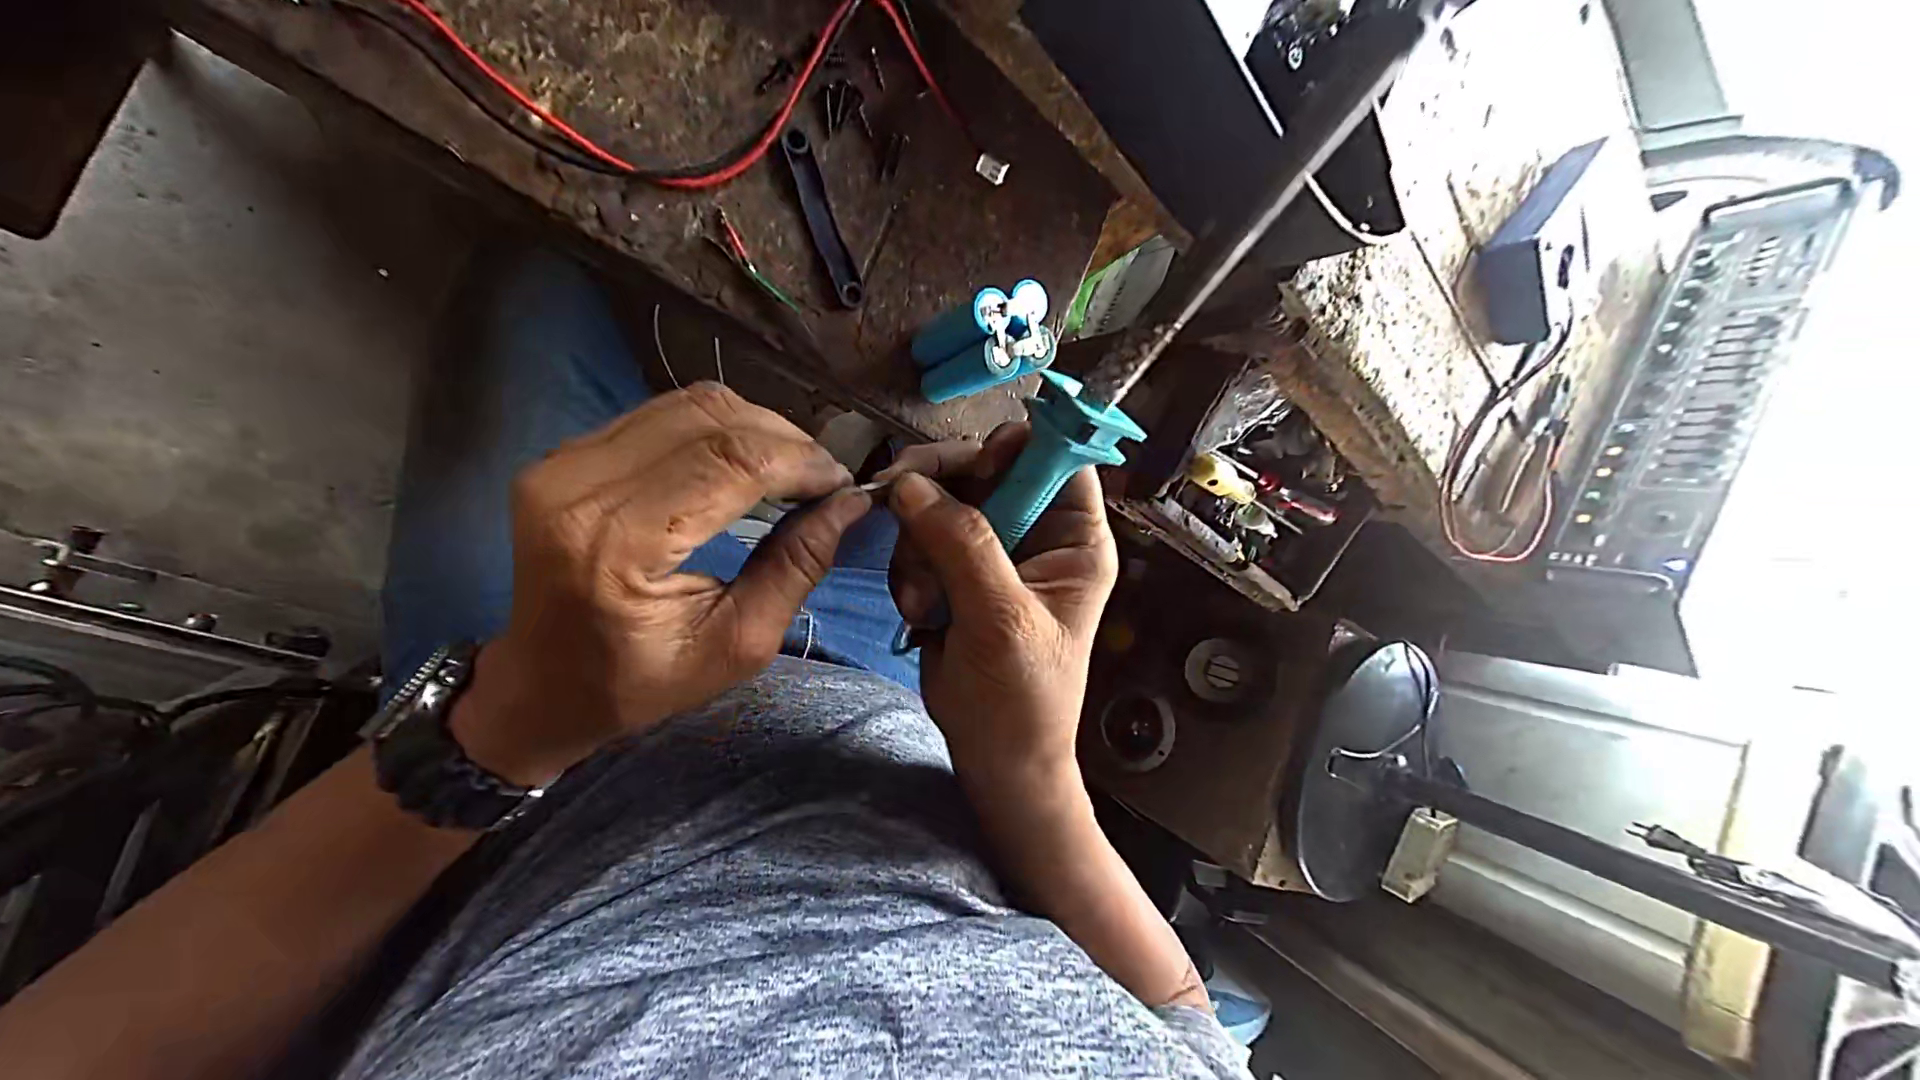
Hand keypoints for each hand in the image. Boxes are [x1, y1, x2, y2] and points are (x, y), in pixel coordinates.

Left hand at [453, 383, 865, 784]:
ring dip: (758, 428)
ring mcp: (565, 460)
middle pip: (713, 420)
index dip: (800, 462)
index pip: (731, 462)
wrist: (542, 686)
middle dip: (787, 441)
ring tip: (791, 468)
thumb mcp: (738, 644)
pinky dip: (721, 428)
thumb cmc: (641, 682)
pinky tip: (746, 461)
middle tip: (824, 478)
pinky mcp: (567, 453)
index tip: (842, 485)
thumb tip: (849, 504)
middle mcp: (581, 484)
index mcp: (619, 543)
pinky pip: (664, 413)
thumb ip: (796, 567)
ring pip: (691, 404)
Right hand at [881, 424, 1118, 793]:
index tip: (976, 469)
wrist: (993, 752)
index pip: (1056, 457)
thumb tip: (911, 484)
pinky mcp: (955, 569)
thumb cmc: (1020, 696)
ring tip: (925, 602)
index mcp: (1073, 538)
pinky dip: (910, 569)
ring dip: (918, 545)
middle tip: (896, 500)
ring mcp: (991, 550)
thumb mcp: (1001, 619)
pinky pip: (919, 537)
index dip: (1018, 446)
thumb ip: (963, 546)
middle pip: (984, 469)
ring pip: (940, 503)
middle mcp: (1034, 533)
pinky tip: (920, 613)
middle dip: (940, 493)